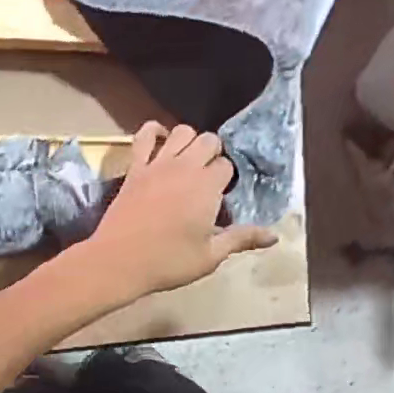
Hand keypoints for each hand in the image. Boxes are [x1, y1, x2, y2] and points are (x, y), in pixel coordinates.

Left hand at [80, 122, 276, 296]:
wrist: (119, 261)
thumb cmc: (169, 262)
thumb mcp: (210, 256)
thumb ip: (242, 239)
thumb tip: (274, 236)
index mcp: (207, 186)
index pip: (227, 166)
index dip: (227, 180)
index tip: (221, 198)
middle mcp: (185, 167)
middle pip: (209, 140)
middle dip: (214, 154)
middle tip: (209, 178)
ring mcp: (157, 164)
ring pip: (181, 131)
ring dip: (190, 141)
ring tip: (189, 161)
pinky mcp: (135, 167)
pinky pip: (143, 135)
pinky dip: (154, 132)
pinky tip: (161, 141)